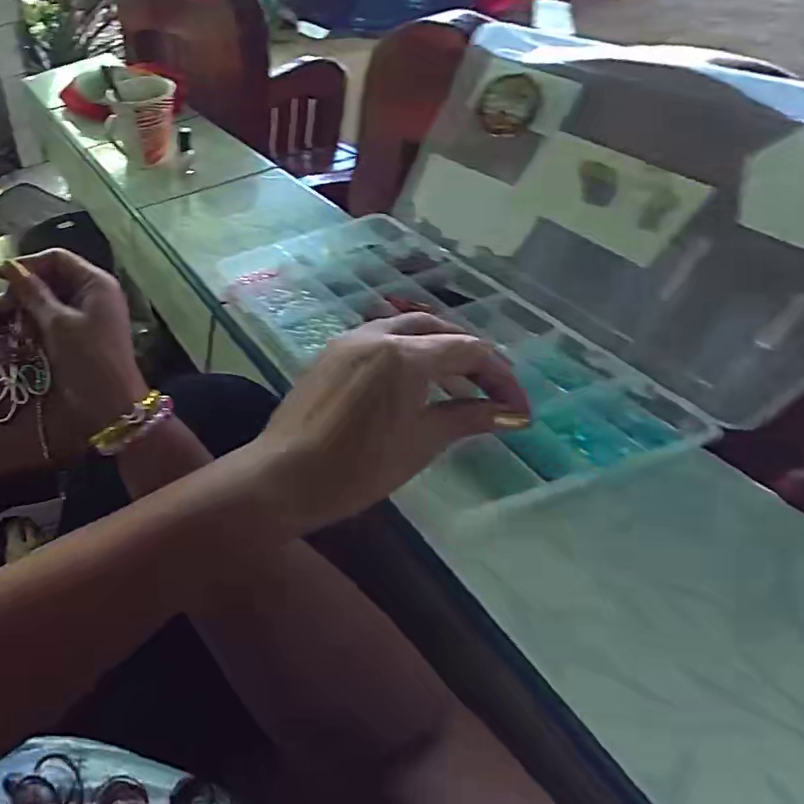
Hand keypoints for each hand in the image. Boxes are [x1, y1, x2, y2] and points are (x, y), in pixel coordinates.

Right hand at [0, 249, 146, 429]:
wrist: (111, 404)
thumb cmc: (87, 358)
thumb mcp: (56, 323)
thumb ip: (32, 293)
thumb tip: (9, 267)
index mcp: (95, 282)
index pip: (56, 258)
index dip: (26, 265)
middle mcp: (93, 293)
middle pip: (51, 279)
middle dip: (23, 291)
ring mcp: (87, 315)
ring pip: (49, 301)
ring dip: (28, 311)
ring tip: (14, 329)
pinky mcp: (79, 335)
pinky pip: (53, 320)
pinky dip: (37, 326)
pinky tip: (25, 339)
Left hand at [244, 312, 530, 530]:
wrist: (284, 474)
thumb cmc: (359, 463)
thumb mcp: (422, 440)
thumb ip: (466, 417)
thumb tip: (507, 413)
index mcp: (402, 353)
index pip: (468, 350)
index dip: (501, 378)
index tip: (519, 410)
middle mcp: (370, 337)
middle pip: (431, 329)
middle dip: (466, 353)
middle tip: (489, 386)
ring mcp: (340, 346)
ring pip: (397, 332)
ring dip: (431, 351)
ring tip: (456, 387)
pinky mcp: (322, 362)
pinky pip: (370, 346)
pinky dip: (398, 356)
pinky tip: (410, 387)